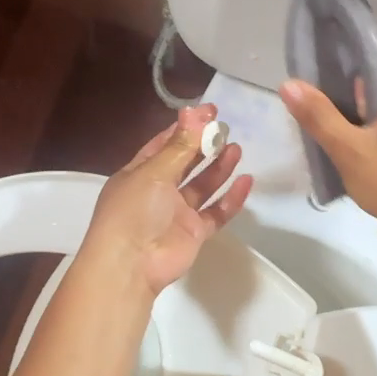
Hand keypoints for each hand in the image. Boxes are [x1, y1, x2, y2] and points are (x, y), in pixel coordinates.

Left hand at [81, 104, 252, 293]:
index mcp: (139, 173)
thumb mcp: (154, 172)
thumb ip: (179, 145)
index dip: (186, 127)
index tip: (210, 111)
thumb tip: (193, 112)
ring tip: (237, 148)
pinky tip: (246, 181)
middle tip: (226, 127)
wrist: (130, 264)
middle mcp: (157, 191)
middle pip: (185, 163)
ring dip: (218, 168)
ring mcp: (176, 213)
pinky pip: (216, 212)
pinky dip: (230, 198)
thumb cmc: (134, 211)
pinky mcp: (193, 233)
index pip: (164, 144)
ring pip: (202, 186)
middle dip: (204, 145)